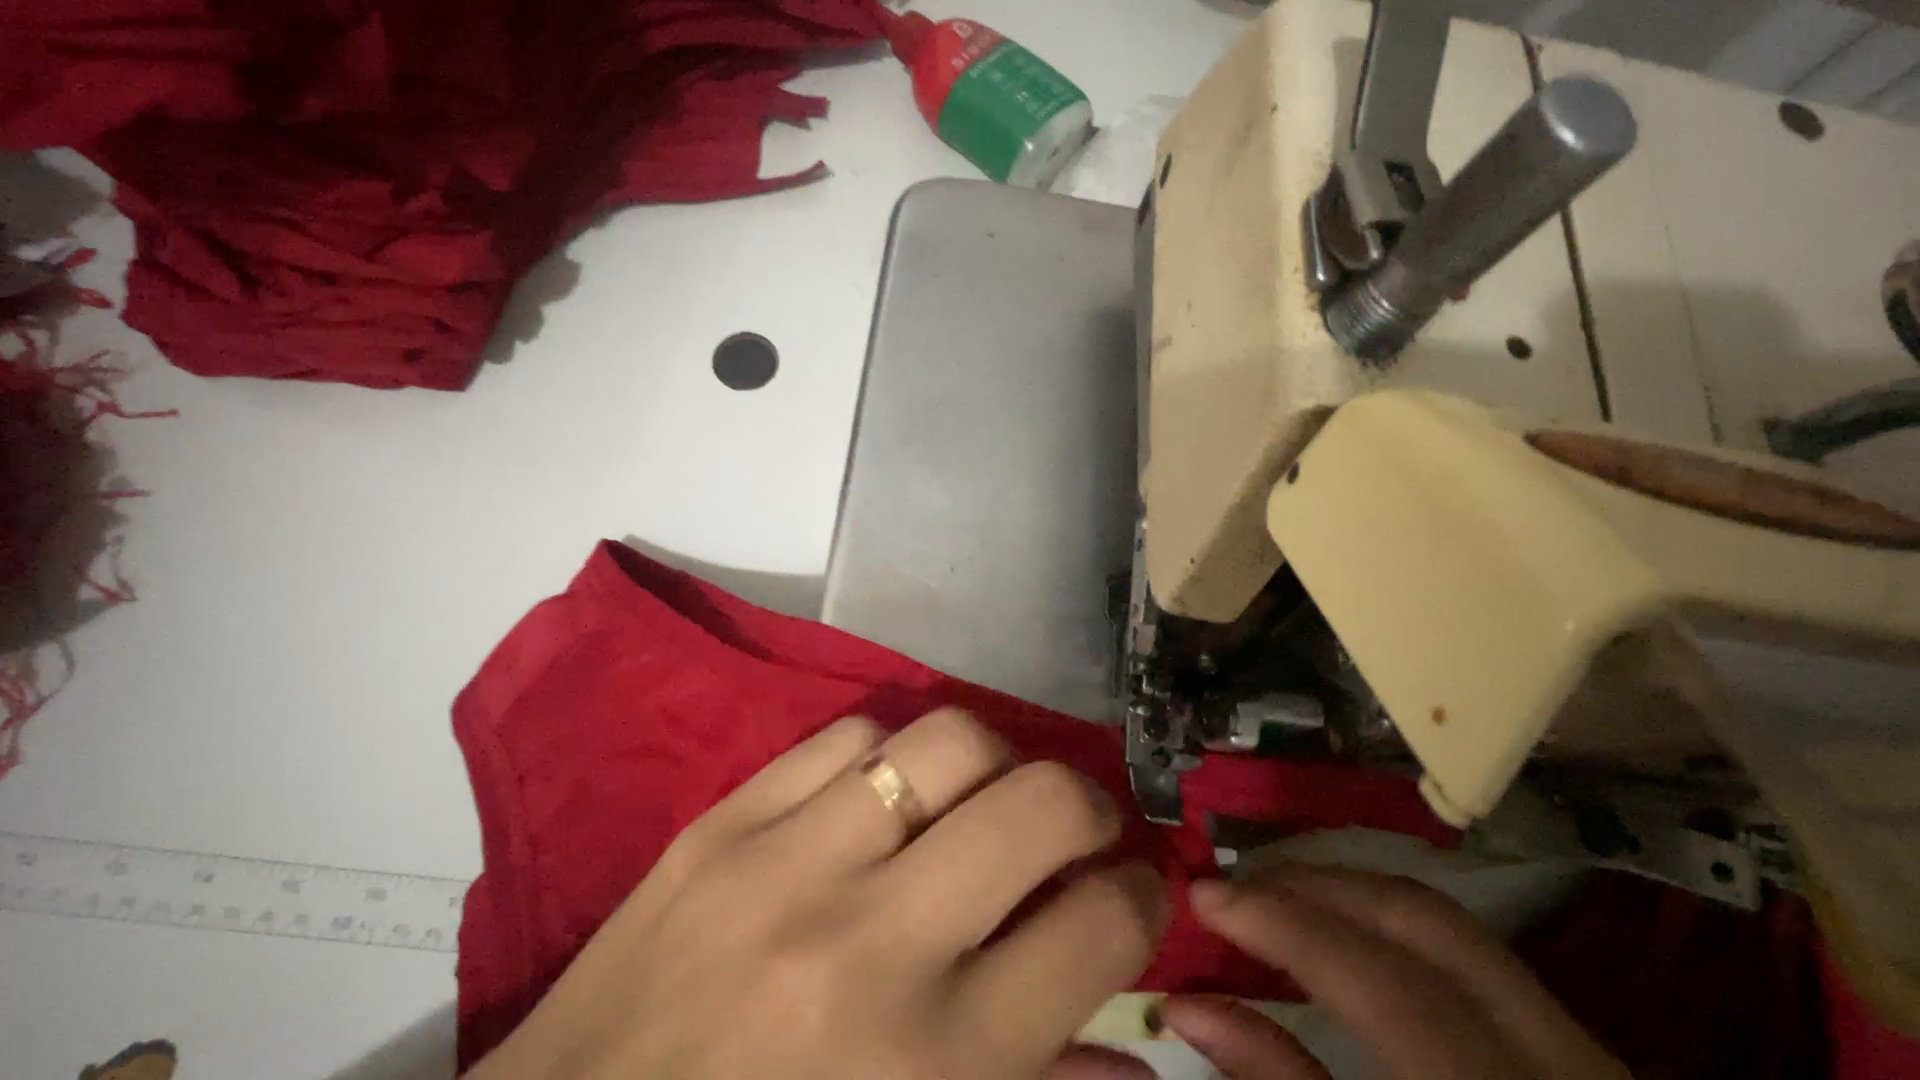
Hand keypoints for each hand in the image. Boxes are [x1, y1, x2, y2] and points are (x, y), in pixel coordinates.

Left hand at [468, 708, 1168, 1079]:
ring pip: (950, 741)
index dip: (1143, 897)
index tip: (1133, 892)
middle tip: (1076, 833)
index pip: (1102, 925)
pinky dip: (893, 758)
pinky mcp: (722, 822)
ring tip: (985, 800)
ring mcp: (789, 865)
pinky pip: (848, 738)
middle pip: (1043, 804)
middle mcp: (873, 942)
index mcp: (937, 1057)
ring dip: (998, 765)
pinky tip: (886, 798)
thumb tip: (1135, 1044)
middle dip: (1090, 808)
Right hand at [1151, 866, 1629, 1079]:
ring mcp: (1583, 1051)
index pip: (1380, 982)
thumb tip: (1188, 1006)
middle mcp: (1557, 1062)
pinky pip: (1468, 953)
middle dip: (1317, 885)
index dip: (1283, 923)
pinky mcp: (1578, 1048)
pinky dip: (1389, 927)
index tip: (1202, 893)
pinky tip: (1340, 933)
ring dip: (1351, 896)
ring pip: (1452, 925)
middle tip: (1235, 884)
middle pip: (1425, 923)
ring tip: (1273, 897)